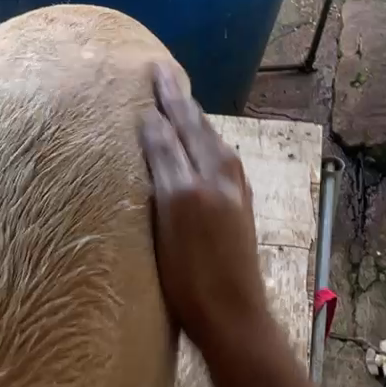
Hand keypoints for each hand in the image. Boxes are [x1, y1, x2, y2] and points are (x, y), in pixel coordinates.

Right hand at [139, 61, 270, 355]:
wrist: (233, 318)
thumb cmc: (194, 270)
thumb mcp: (174, 207)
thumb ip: (166, 159)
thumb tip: (151, 119)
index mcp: (210, 169)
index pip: (181, 120)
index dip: (166, 95)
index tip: (153, 68)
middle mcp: (225, 175)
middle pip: (198, 128)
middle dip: (180, 100)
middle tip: (163, 75)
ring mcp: (233, 195)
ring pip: (208, 144)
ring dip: (191, 121)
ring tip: (176, 104)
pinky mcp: (234, 214)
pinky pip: (214, 163)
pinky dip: (199, 144)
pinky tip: (194, 152)